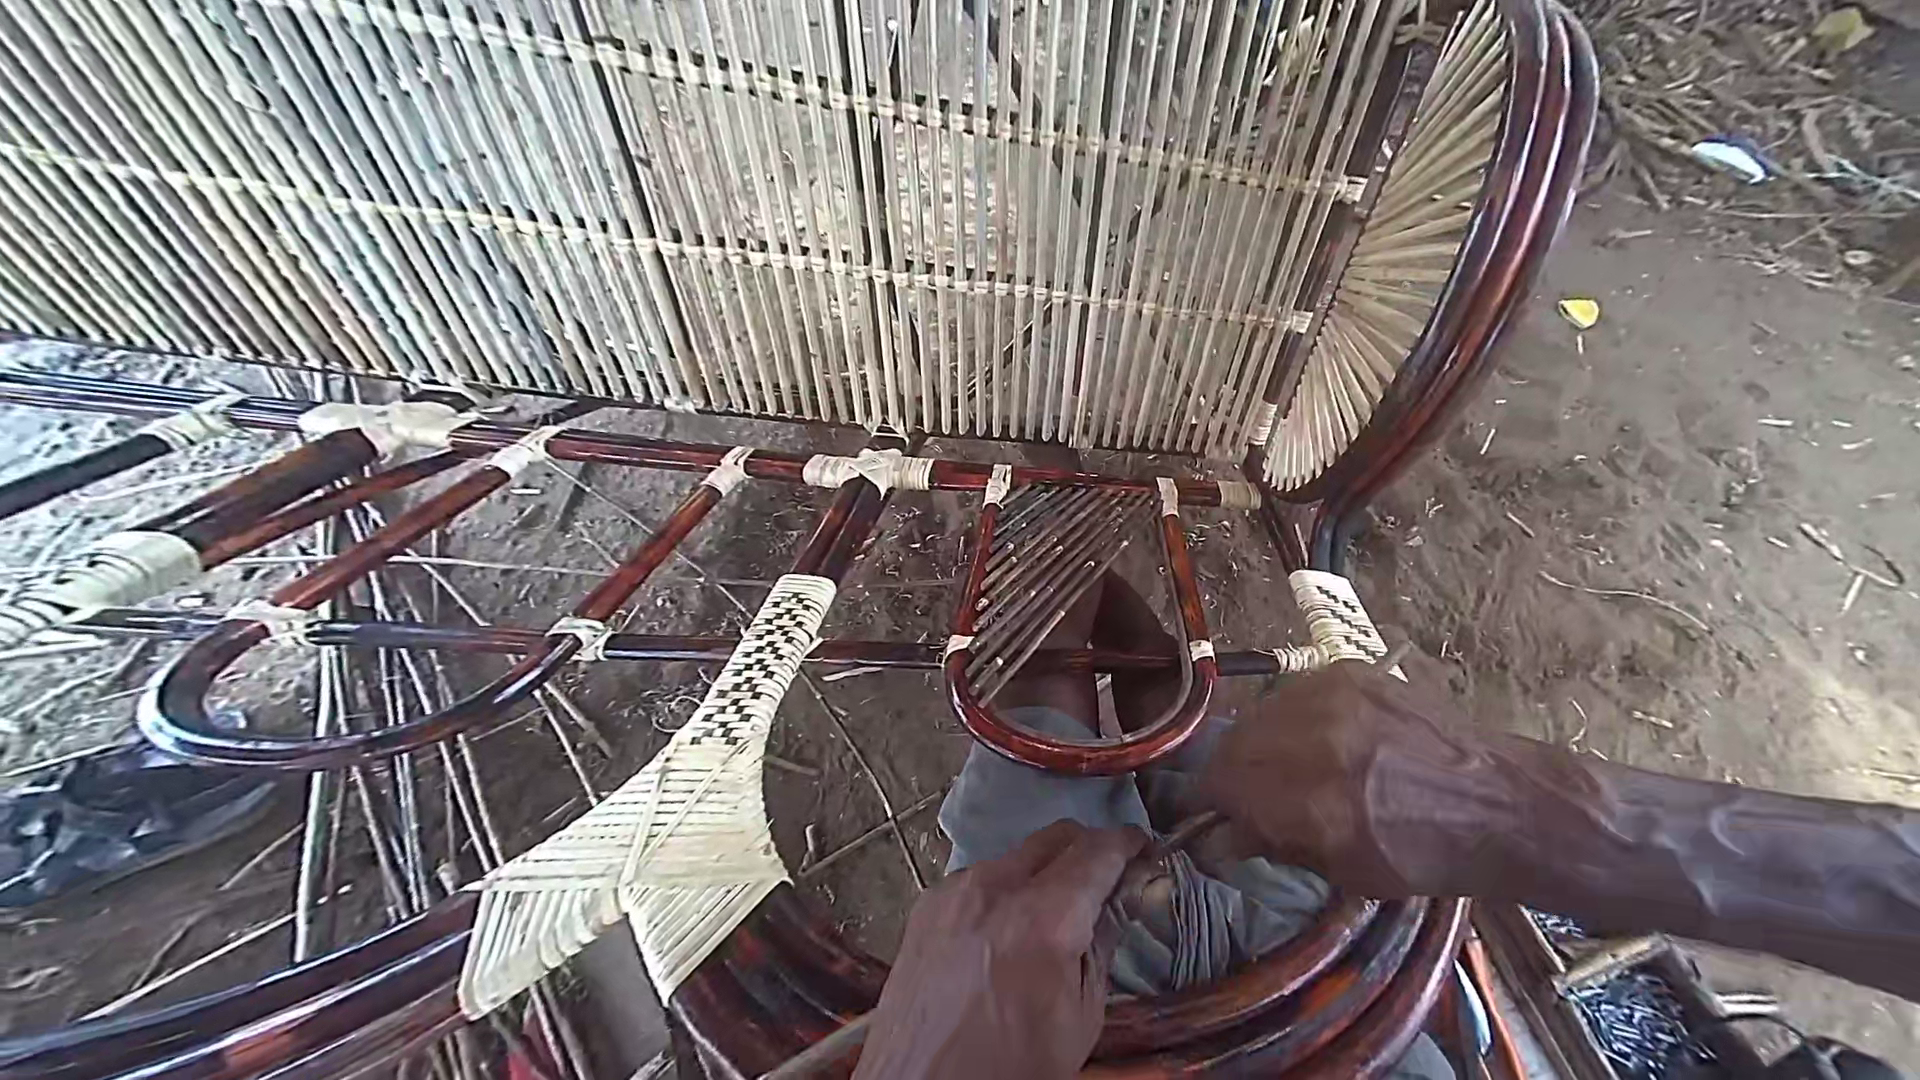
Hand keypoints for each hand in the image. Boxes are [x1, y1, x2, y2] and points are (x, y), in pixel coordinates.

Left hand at [853, 820, 1145, 1079]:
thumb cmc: (1012, 1066)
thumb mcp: (1079, 1018)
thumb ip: (1103, 943)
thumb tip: (1123, 893)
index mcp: (1042, 918)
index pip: (1095, 852)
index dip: (1126, 842)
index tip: (1142, 846)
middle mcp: (996, 885)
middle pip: (1056, 836)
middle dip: (1088, 847)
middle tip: (1104, 878)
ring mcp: (957, 886)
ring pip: (1017, 854)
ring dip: (1044, 871)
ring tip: (1047, 917)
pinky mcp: (930, 897)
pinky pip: (981, 876)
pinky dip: (1005, 890)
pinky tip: (1001, 931)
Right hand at [1198, 658, 1491, 898]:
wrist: (1501, 800)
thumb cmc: (1426, 852)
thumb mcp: (1348, 871)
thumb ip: (1273, 844)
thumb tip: (1216, 833)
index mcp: (1313, 802)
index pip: (1219, 784)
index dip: (1209, 798)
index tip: (1213, 806)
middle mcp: (1313, 741)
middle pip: (1231, 746)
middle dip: (1233, 770)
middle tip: (1251, 786)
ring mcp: (1327, 698)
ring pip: (1256, 716)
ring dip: (1260, 741)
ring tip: (1289, 759)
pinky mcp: (1342, 672)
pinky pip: (1288, 694)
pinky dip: (1292, 717)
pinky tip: (1320, 734)